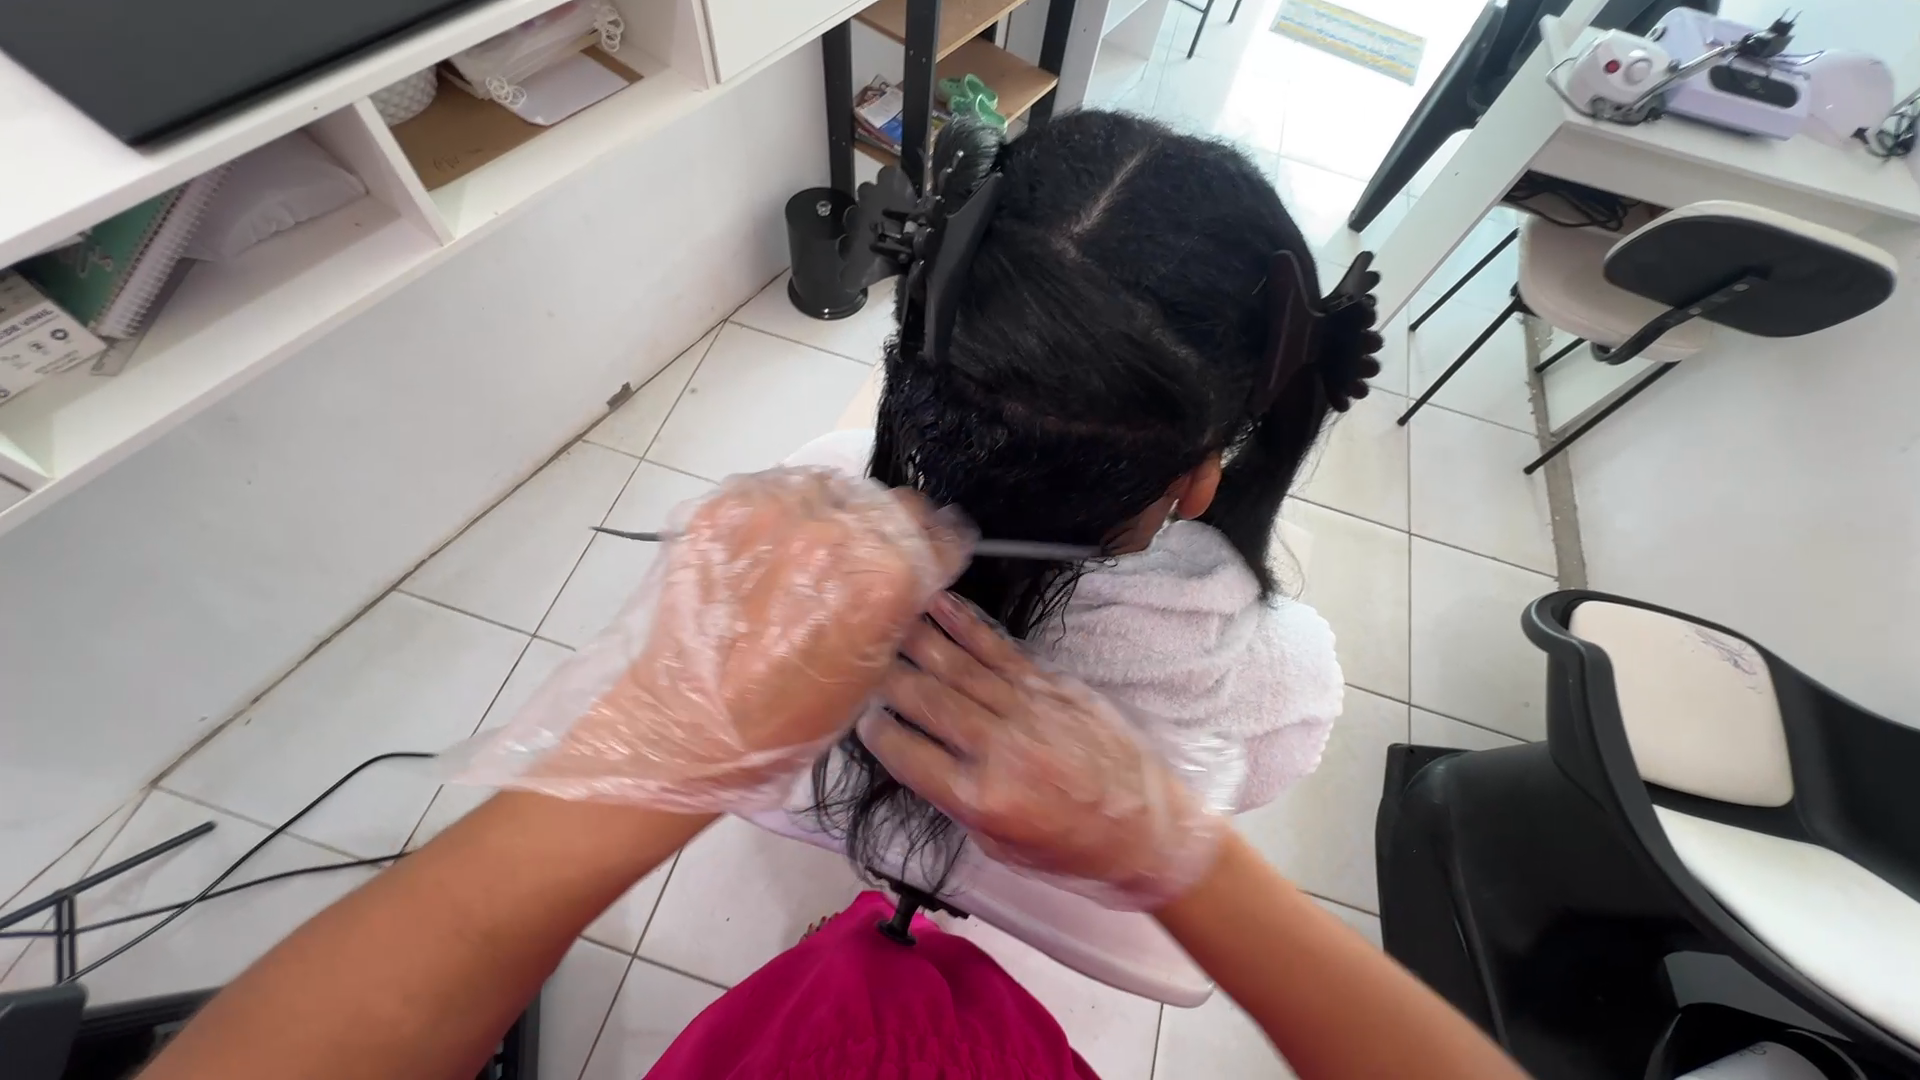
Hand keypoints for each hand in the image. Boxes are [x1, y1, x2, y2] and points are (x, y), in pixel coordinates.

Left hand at [454, 468, 969, 810]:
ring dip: (840, 514)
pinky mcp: (728, 507)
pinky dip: (788, 510)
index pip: (941, 535)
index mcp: (887, 581)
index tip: (935, 549)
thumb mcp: (871, 668)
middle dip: (896, 530)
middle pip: (896, 504)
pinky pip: (780, 487)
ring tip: (817, 549)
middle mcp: (840, 535)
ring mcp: (780, 514)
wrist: (687, 725)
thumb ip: (896, 606)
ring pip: (838, 486)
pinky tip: (777, 542)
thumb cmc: (788, 718)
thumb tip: (908, 568)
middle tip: (873, 554)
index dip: (942, 546)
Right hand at [860, 592, 1237, 907]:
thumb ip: (958, 800)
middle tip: (859, 661)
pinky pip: (996, 647)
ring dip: (915, 641)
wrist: (1147, 827)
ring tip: (883, 621)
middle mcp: (997, 746)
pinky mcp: (1047, 683)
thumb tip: (923, 756)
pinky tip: (936, 603)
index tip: (861, 717)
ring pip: (956, 666)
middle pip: (926, 700)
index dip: (878, 733)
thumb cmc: (1070, 849)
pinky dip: (964, 622)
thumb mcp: (1002, 847)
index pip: (909, 755)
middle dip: (887, 678)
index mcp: (981, 797)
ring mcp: (1024, 707)